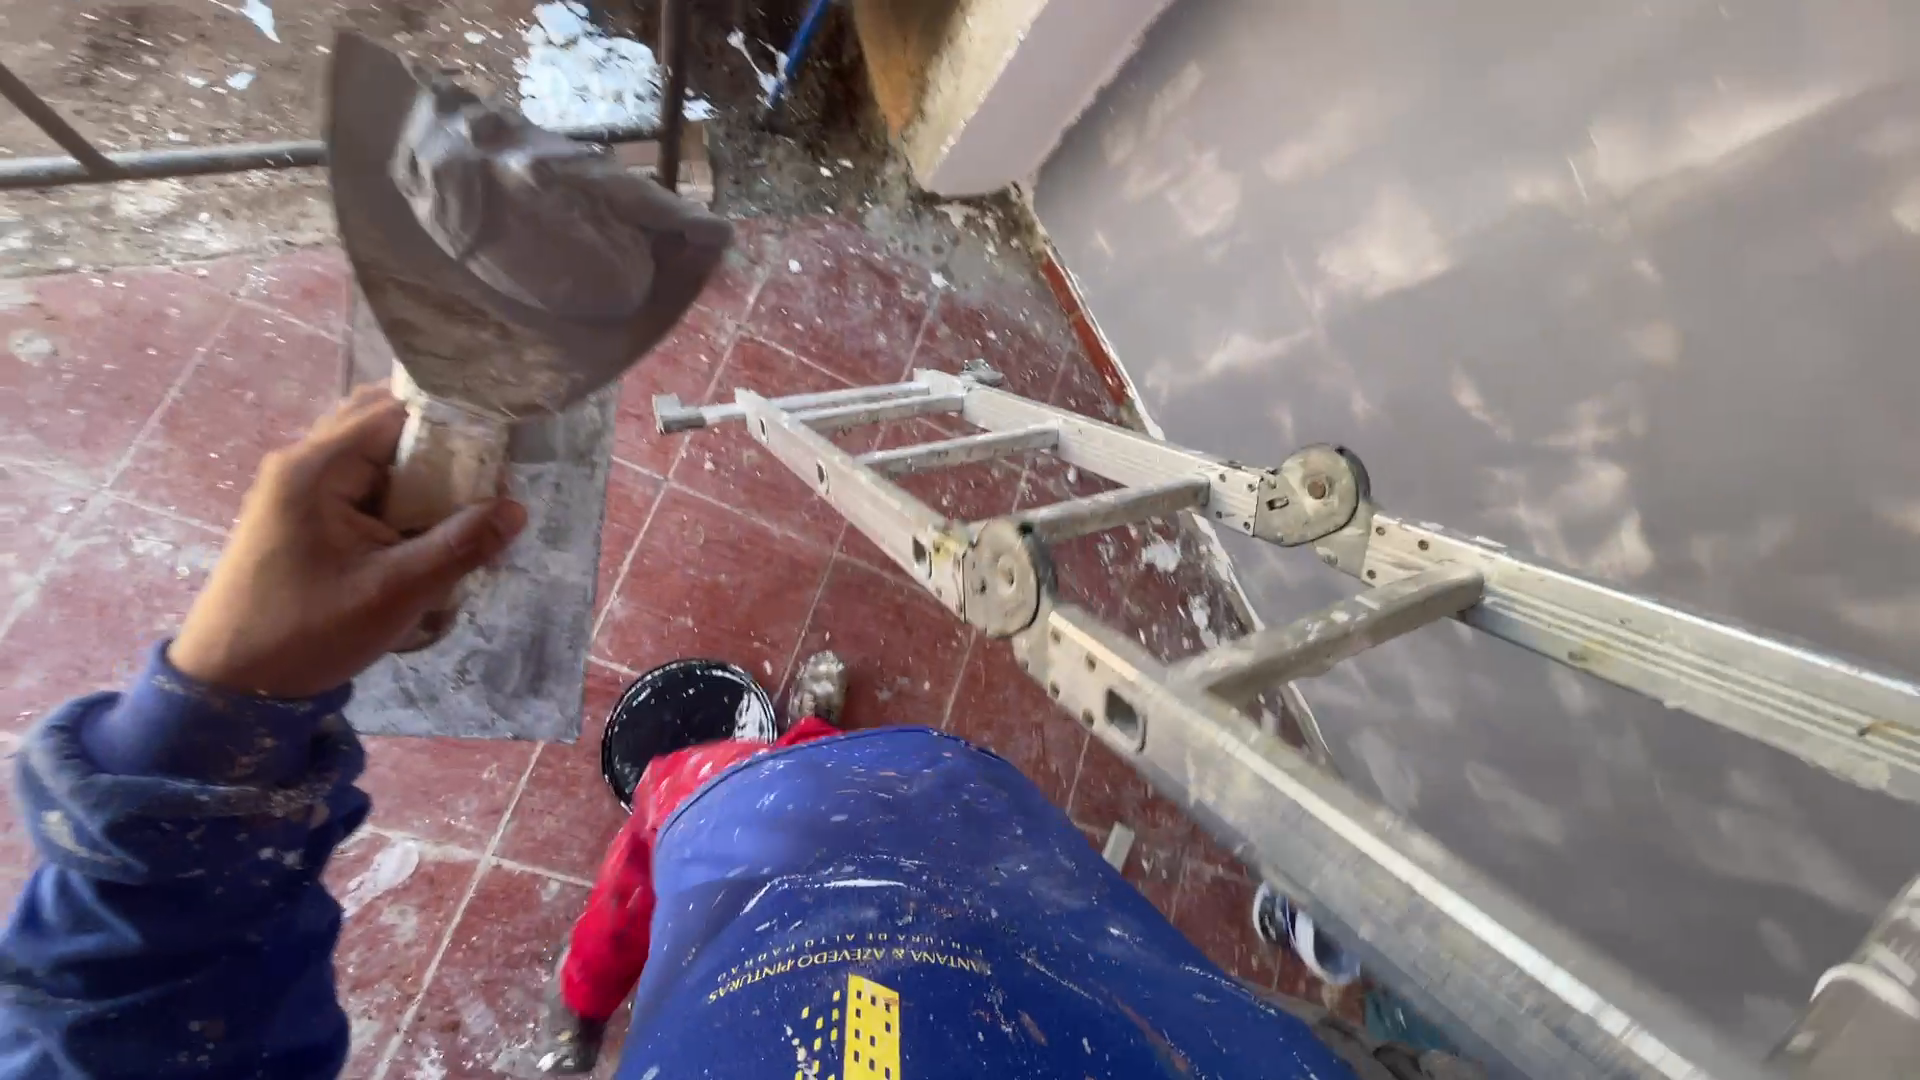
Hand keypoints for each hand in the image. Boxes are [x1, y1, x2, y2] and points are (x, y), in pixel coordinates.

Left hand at [169, 385, 527, 697]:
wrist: (234, 682)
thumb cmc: (309, 632)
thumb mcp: (396, 591)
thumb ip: (460, 546)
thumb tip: (518, 509)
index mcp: (316, 469)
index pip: (394, 411)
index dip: (452, 420)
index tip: (502, 443)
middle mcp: (306, 465)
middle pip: (386, 423)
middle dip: (444, 440)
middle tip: (492, 470)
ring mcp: (306, 489)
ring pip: (381, 453)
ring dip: (430, 468)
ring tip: (476, 495)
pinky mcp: (313, 514)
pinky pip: (373, 482)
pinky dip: (412, 490)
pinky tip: (442, 518)